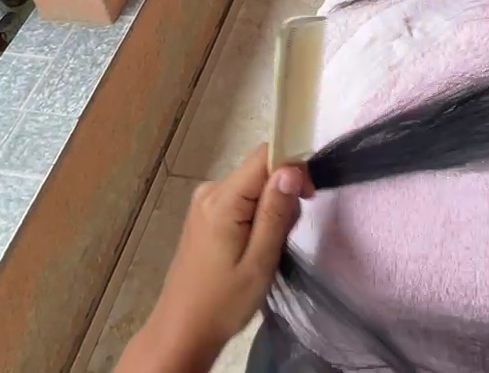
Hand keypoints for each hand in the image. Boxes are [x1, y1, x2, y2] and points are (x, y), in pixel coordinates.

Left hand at [120, 145, 311, 372]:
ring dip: (270, 207)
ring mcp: (204, 201)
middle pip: (260, 170)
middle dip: (282, 194)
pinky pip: (241, 197)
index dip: (293, 167)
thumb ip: (276, 212)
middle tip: (284, 237)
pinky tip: (253, 246)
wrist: (181, 333)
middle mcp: (211, 190)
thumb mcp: (259, 262)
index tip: (307, 197)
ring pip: (253, 184)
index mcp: (222, 199)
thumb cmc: (223, 303)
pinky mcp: (205, 213)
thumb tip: (292, 169)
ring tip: (267, 248)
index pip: (265, 155)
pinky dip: (256, 214)